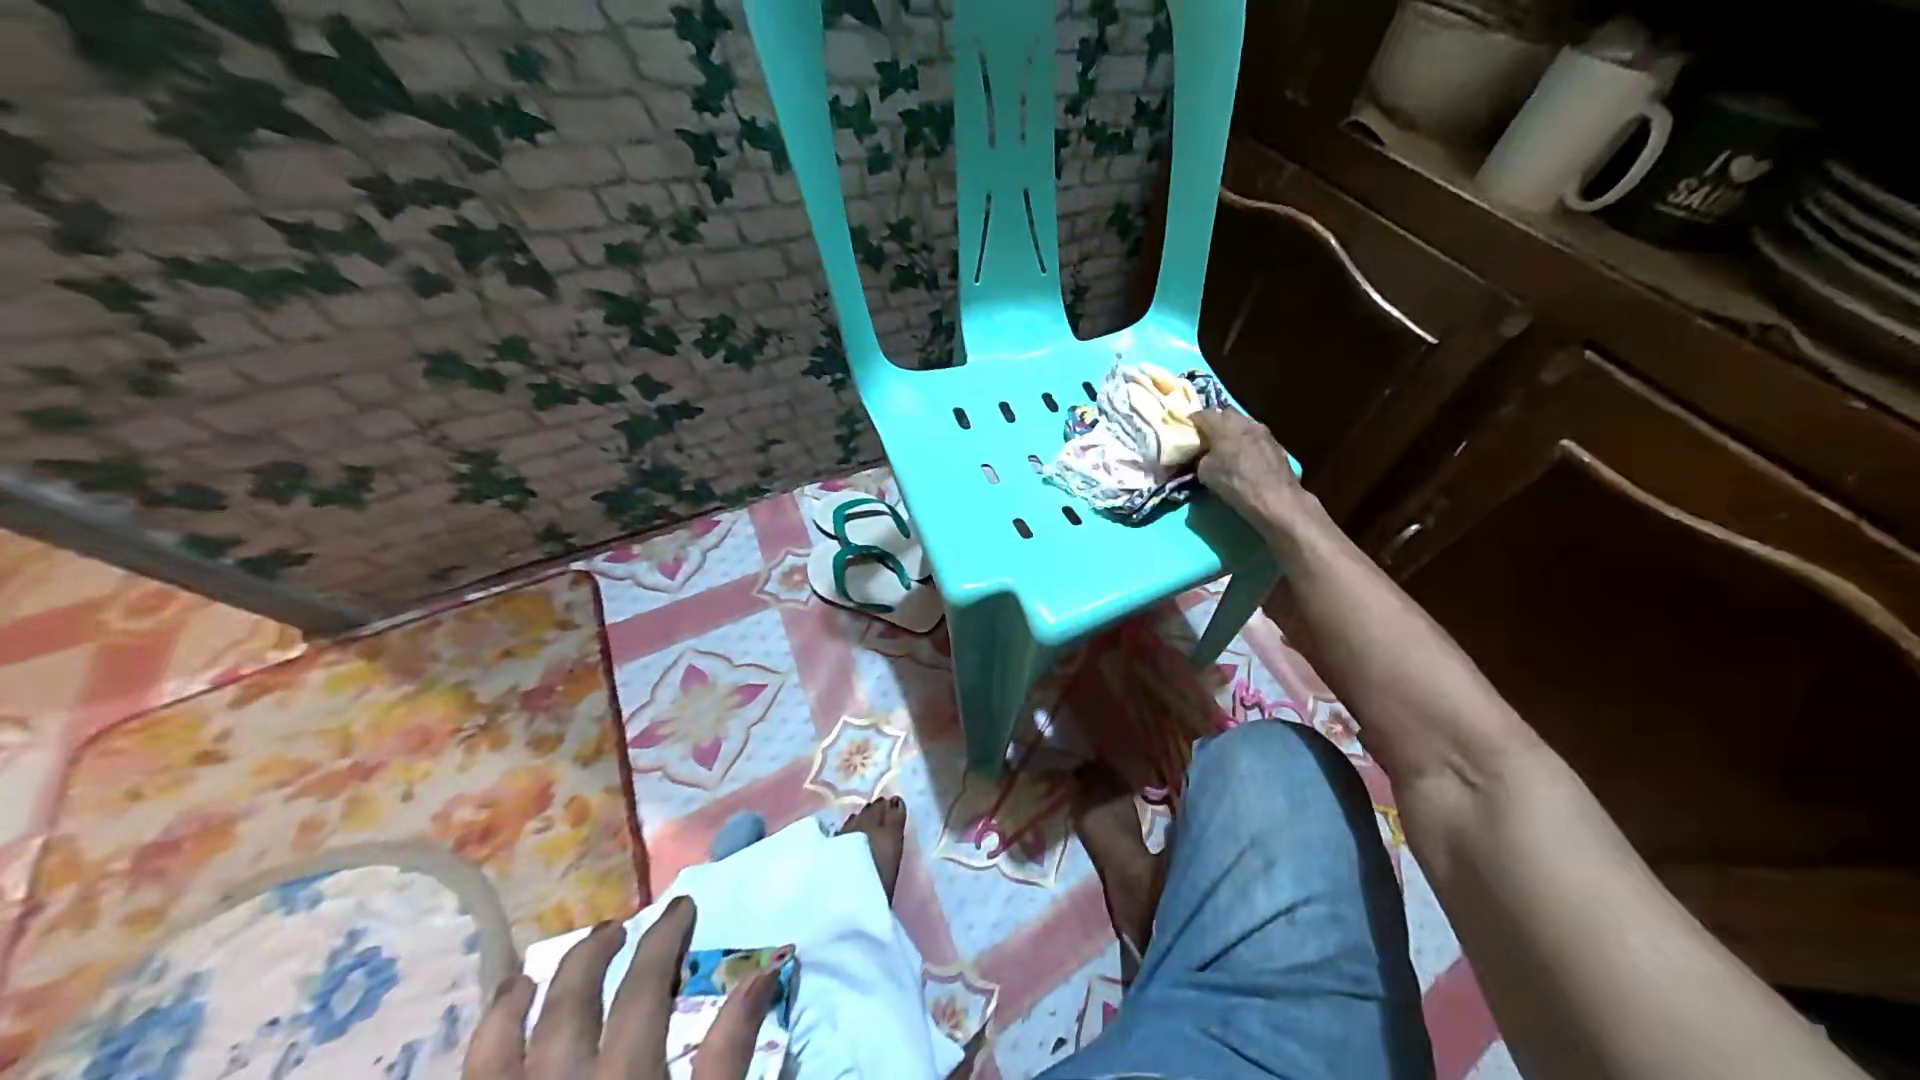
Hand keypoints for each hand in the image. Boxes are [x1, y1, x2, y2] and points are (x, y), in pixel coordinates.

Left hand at [464, 897, 789, 1079]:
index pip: (645, 983)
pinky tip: (496, 1030)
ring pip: (499, 1037)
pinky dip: (484, 1042)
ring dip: (522, 992)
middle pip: (573, 994)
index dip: (666, 936)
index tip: (683, 906)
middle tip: (620, 929)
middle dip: (599, 949)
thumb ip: (731, 1052)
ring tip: (536, 969)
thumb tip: (762, 974)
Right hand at [1192, 409, 1312, 538]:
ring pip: (1243, 424)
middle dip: (1215, 423)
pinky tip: (1246, 458)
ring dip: (1234, 432)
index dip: (1193, 422)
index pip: (1203, 414)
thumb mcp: (1205, 473)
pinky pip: (1256, 437)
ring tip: (1228, 448)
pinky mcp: (1277, 444)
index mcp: (1223, 426)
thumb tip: (1205, 455)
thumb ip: (1202, 457)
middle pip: (1225, 414)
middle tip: (1208, 438)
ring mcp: (1263, 432)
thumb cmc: (1235, 484)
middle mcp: (1244, 423)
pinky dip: (1248, 443)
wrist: (1275, 499)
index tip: (1188, 432)